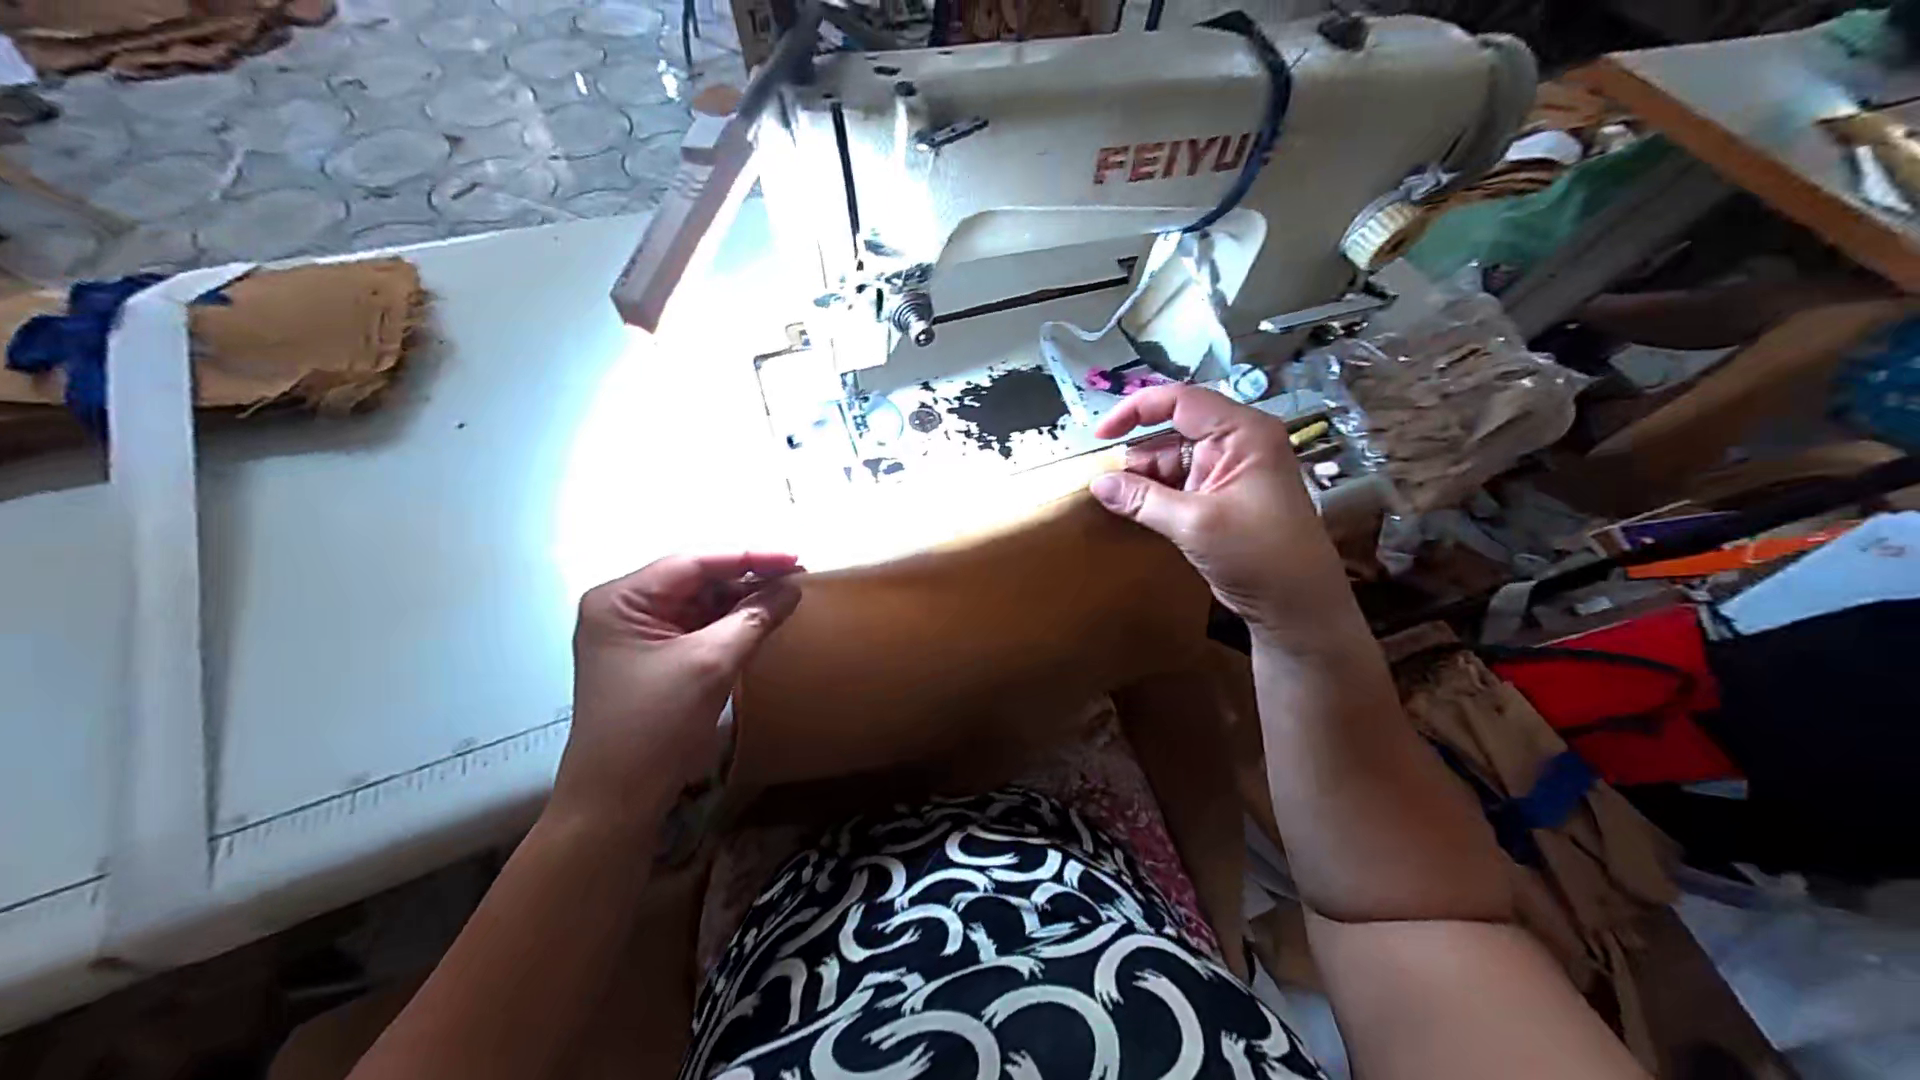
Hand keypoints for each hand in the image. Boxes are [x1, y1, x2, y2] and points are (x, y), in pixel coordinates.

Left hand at [552, 554, 802, 825]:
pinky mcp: (651, 658)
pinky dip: (729, 624)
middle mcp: (624, 608)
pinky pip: (697, 628)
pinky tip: (762, 620)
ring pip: (699, 603)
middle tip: (798, 578)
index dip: (749, 557)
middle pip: (696, 579)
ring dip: (741, 602)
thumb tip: (793, 588)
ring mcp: (636, 634)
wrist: (617, 799)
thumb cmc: (656, 725)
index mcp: (621, 599)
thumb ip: (754, 618)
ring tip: (787, 596)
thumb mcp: (710, 664)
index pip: (694, 562)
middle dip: (747, 579)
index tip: (796, 558)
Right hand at [1088, 385, 1354, 648]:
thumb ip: (1142, 500)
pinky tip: (1129, 509)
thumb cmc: (1260, 555)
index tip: (1100, 435)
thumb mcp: (1195, 524)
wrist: (1297, 607)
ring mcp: (1227, 472)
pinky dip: (1151, 496)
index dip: (1135, 410)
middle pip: (1172, 431)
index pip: (1180, 400)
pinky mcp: (1218, 499)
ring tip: (1111, 499)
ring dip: (1141, 479)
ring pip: (1170, 461)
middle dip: (1136, 454)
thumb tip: (1097, 483)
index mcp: (1243, 432)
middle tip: (1102, 479)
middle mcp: (1236, 444)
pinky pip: (1176, 486)